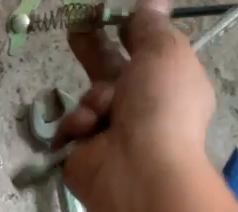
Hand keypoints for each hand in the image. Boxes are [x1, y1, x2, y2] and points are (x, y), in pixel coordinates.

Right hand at [54, 0, 215, 210]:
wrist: (136, 169)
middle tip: (74, 27)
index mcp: (167, 83)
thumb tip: (151, 1)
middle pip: (109, 71)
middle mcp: (139, 107)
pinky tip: (85, 135)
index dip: (128, 31)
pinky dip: (75, 128)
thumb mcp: (164, 51)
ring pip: (88, 99)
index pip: (144, 51)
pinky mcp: (81, 154)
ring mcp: (109, 132)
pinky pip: (70, 128)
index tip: (110, 15)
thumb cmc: (159, 105)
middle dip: (92, 51)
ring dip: (92, 101)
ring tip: (101, 116)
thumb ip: (151, 25)